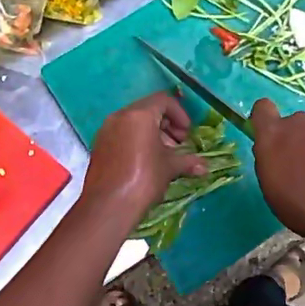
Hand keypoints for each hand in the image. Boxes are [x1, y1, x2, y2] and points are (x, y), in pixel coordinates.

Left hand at [83, 93, 207, 216]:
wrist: (108, 205)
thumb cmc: (143, 179)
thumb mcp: (169, 167)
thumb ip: (187, 161)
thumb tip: (204, 166)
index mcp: (139, 115)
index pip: (163, 100)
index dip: (180, 114)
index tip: (187, 134)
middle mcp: (119, 117)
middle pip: (147, 110)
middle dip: (167, 125)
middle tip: (178, 145)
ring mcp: (106, 131)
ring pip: (133, 123)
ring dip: (152, 134)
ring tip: (163, 156)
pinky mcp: (99, 146)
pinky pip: (122, 134)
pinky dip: (137, 141)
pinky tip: (145, 162)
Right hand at [249, 99, 304, 237]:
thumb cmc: (303, 206)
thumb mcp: (273, 191)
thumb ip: (273, 165)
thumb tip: (278, 155)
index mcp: (273, 136)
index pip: (262, 110)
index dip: (267, 119)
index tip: (273, 135)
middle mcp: (299, 122)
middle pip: (296, 123)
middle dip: (301, 140)